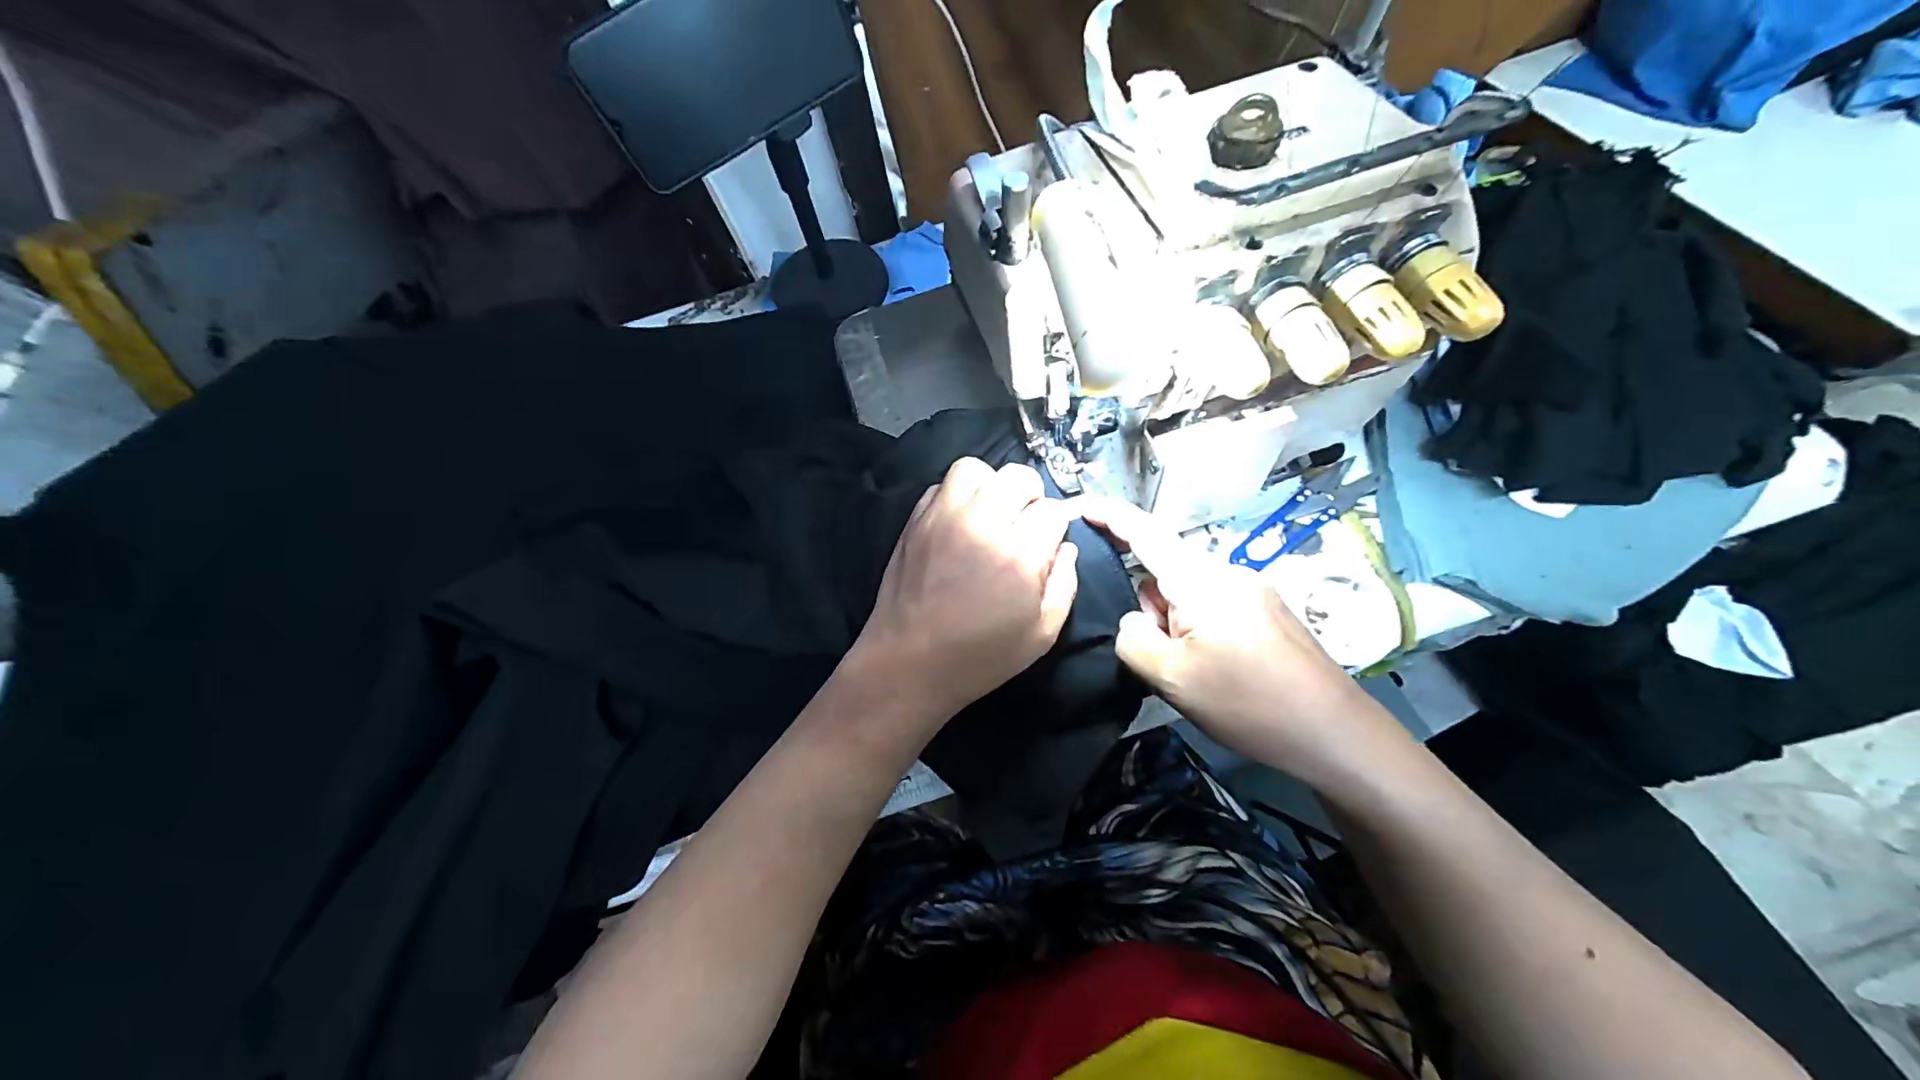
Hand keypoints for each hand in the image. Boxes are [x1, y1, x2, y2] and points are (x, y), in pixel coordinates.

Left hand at [852, 458, 1079, 722]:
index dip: (1055, 527)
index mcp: (1019, 552)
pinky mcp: (916, 520)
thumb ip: (1064, 585)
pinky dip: (956, 497)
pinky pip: (941, 486)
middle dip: (1030, 497)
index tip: (1046, 546)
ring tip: (990, 514)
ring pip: (975, 469)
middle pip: (1018, 477)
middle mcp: (982, 523)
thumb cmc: (980, 656)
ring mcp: (944, 516)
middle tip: (1024, 524)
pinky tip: (960, 524)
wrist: (909, 662)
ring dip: (990, 486)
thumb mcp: (1041, 634)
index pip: (1052, 511)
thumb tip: (1066, 549)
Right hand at [1079, 498, 1411, 790]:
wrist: (1335, 734)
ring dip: (1176, 626)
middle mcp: (1227, 573)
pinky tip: (1222, 672)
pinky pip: (1213, 608)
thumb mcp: (1170, 677)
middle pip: (1164, 573)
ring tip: (1199, 674)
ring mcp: (1252, 591)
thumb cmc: (1248, 702)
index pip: (1144, 532)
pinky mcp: (1267, 612)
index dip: (1109, 514)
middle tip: (1165, 661)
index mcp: (1200, 579)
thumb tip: (1135, 621)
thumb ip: (1133, 639)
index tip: (1078, 504)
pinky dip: (1200, 632)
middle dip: (1150, 609)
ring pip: (1188, 595)